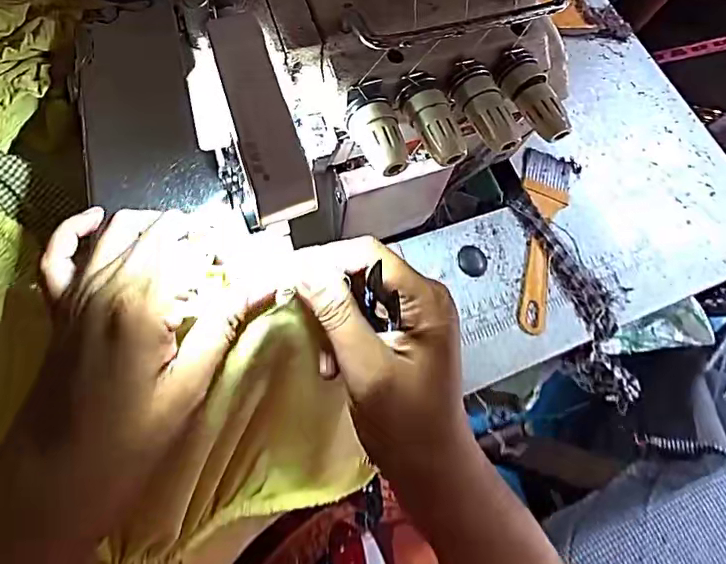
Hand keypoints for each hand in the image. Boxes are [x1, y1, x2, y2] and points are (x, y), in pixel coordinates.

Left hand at [0, 207, 270, 562]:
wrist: (45, 489)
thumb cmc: (122, 447)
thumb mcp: (185, 391)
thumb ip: (223, 326)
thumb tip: (264, 284)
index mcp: (141, 300)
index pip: (192, 243)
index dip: (223, 244)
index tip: (245, 261)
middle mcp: (106, 283)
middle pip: (160, 229)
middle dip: (196, 232)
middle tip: (223, 256)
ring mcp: (76, 292)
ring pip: (119, 228)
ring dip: (154, 224)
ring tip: (184, 240)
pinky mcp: (57, 308)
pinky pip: (58, 253)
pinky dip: (77, 229)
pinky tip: (98, 220)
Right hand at [291, 237, 468, 483]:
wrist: (433, 471)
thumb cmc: (408, 427)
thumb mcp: (367, 369)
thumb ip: (338, 316)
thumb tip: (306, 271)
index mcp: (425, 297)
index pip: (368, 253)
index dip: (327, 260)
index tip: (291, 277)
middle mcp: (423, 295)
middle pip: (363, 269)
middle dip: (329, 294)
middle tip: (301, 316)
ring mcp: (415, 313)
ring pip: (360, 292)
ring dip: (334, 318)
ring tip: (325, 354)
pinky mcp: (404, 330)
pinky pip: (365, 314)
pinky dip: (344, 333)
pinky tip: (334, 362)